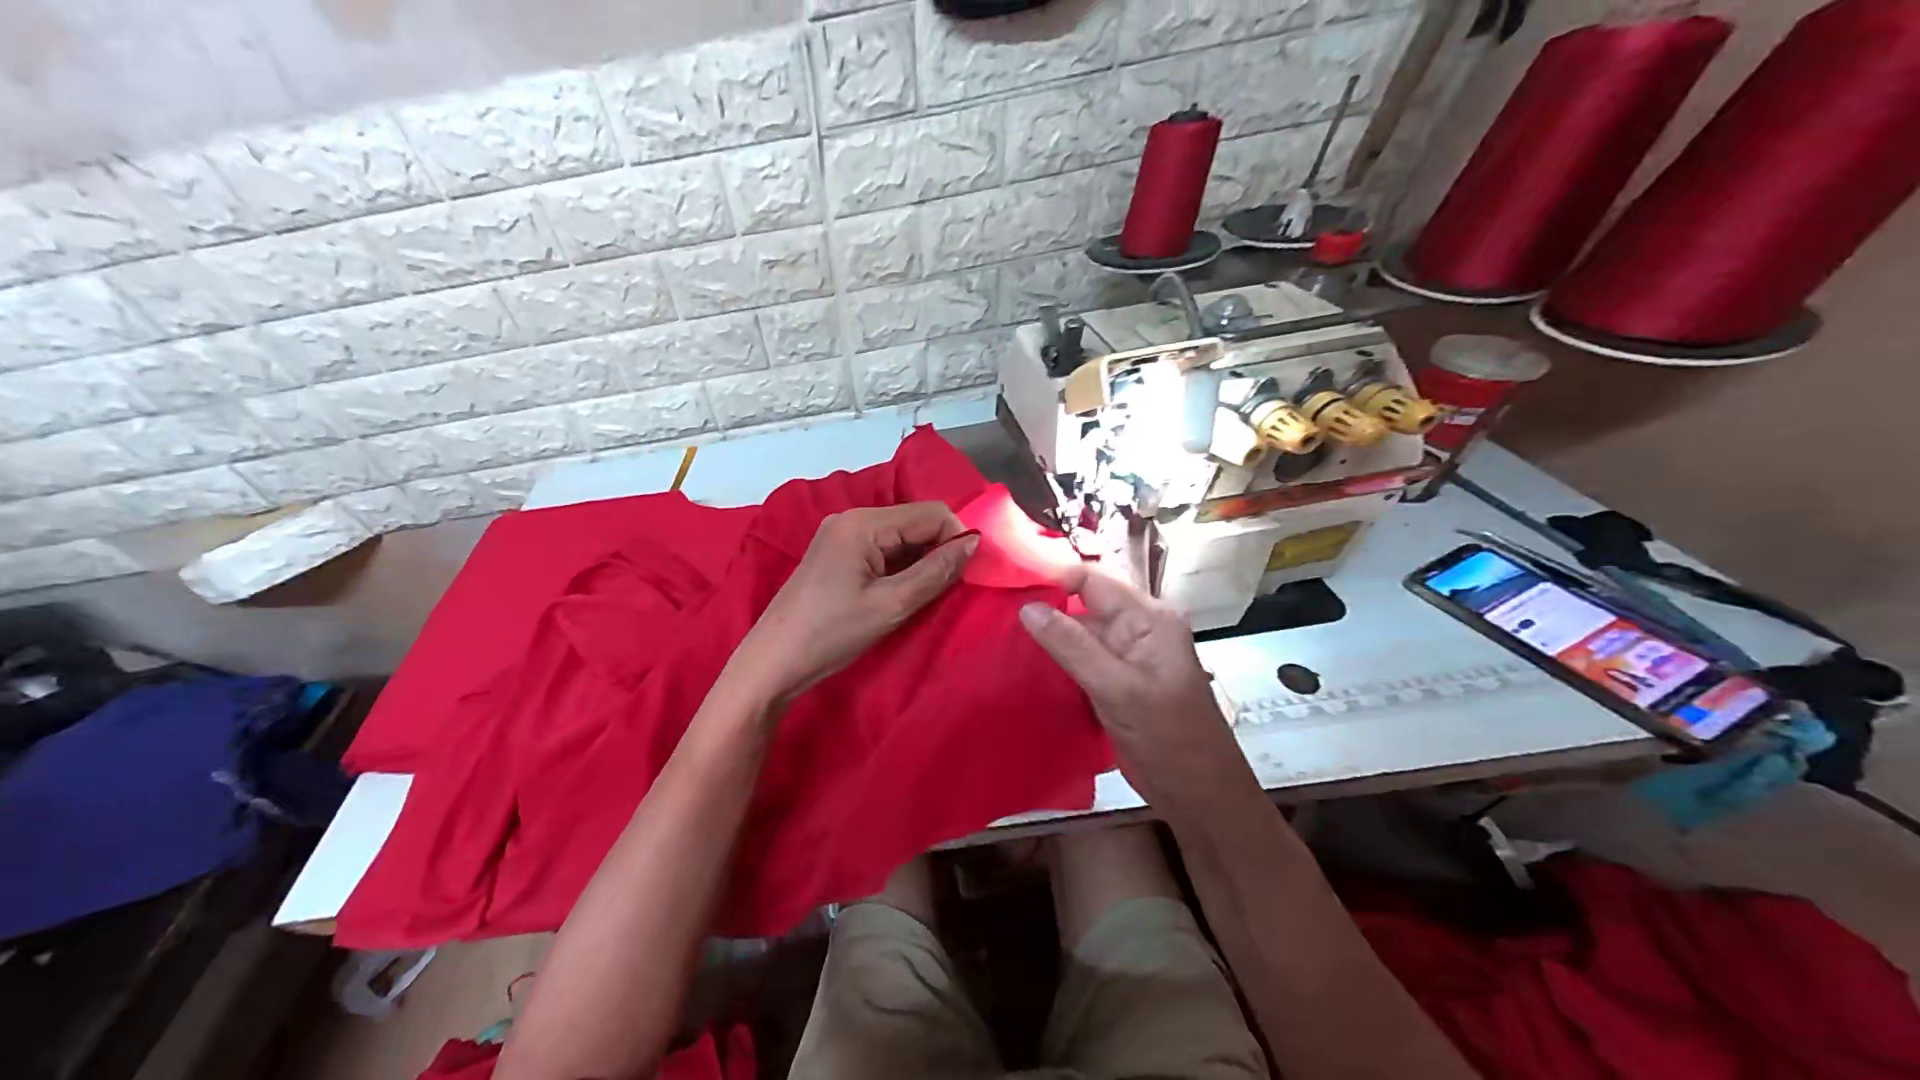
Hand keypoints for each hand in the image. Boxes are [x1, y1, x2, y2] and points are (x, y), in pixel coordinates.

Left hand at [728, 502, 978, 705]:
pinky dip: (901, 567)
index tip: (969, 574)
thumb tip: (974, 544)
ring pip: (901, 537)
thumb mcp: (891, 605)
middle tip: (950, 589)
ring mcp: (841, 535)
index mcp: (862, 523)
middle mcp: (851, 518)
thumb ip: (936, 571)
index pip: (931, 513)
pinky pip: (883, 549)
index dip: (957, 538)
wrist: (773, 663)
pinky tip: (903, 592)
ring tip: (927, 595)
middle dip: (940, 549)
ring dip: (922, 561)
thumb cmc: (831, 634)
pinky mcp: (837, 554)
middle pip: (915, 522)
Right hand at [1019, 571, 1246, 809]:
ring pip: (1079, 632)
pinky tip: (1024, 664)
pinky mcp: (1115, 682)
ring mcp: (1126, 657)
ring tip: (999, 634)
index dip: (1052, 577)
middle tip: (995, 611)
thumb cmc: (1169, 739)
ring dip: (1046, 635)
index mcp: (1149, 618)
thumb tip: (1027, 607)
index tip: (1008, 583)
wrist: (1199, 796)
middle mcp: (1138, 629)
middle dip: (1044, 606)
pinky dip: (1055, 660)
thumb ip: (1073, 646)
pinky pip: (1080, 659)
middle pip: (1084, 603)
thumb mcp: (1119, 689)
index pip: (1093, 579)